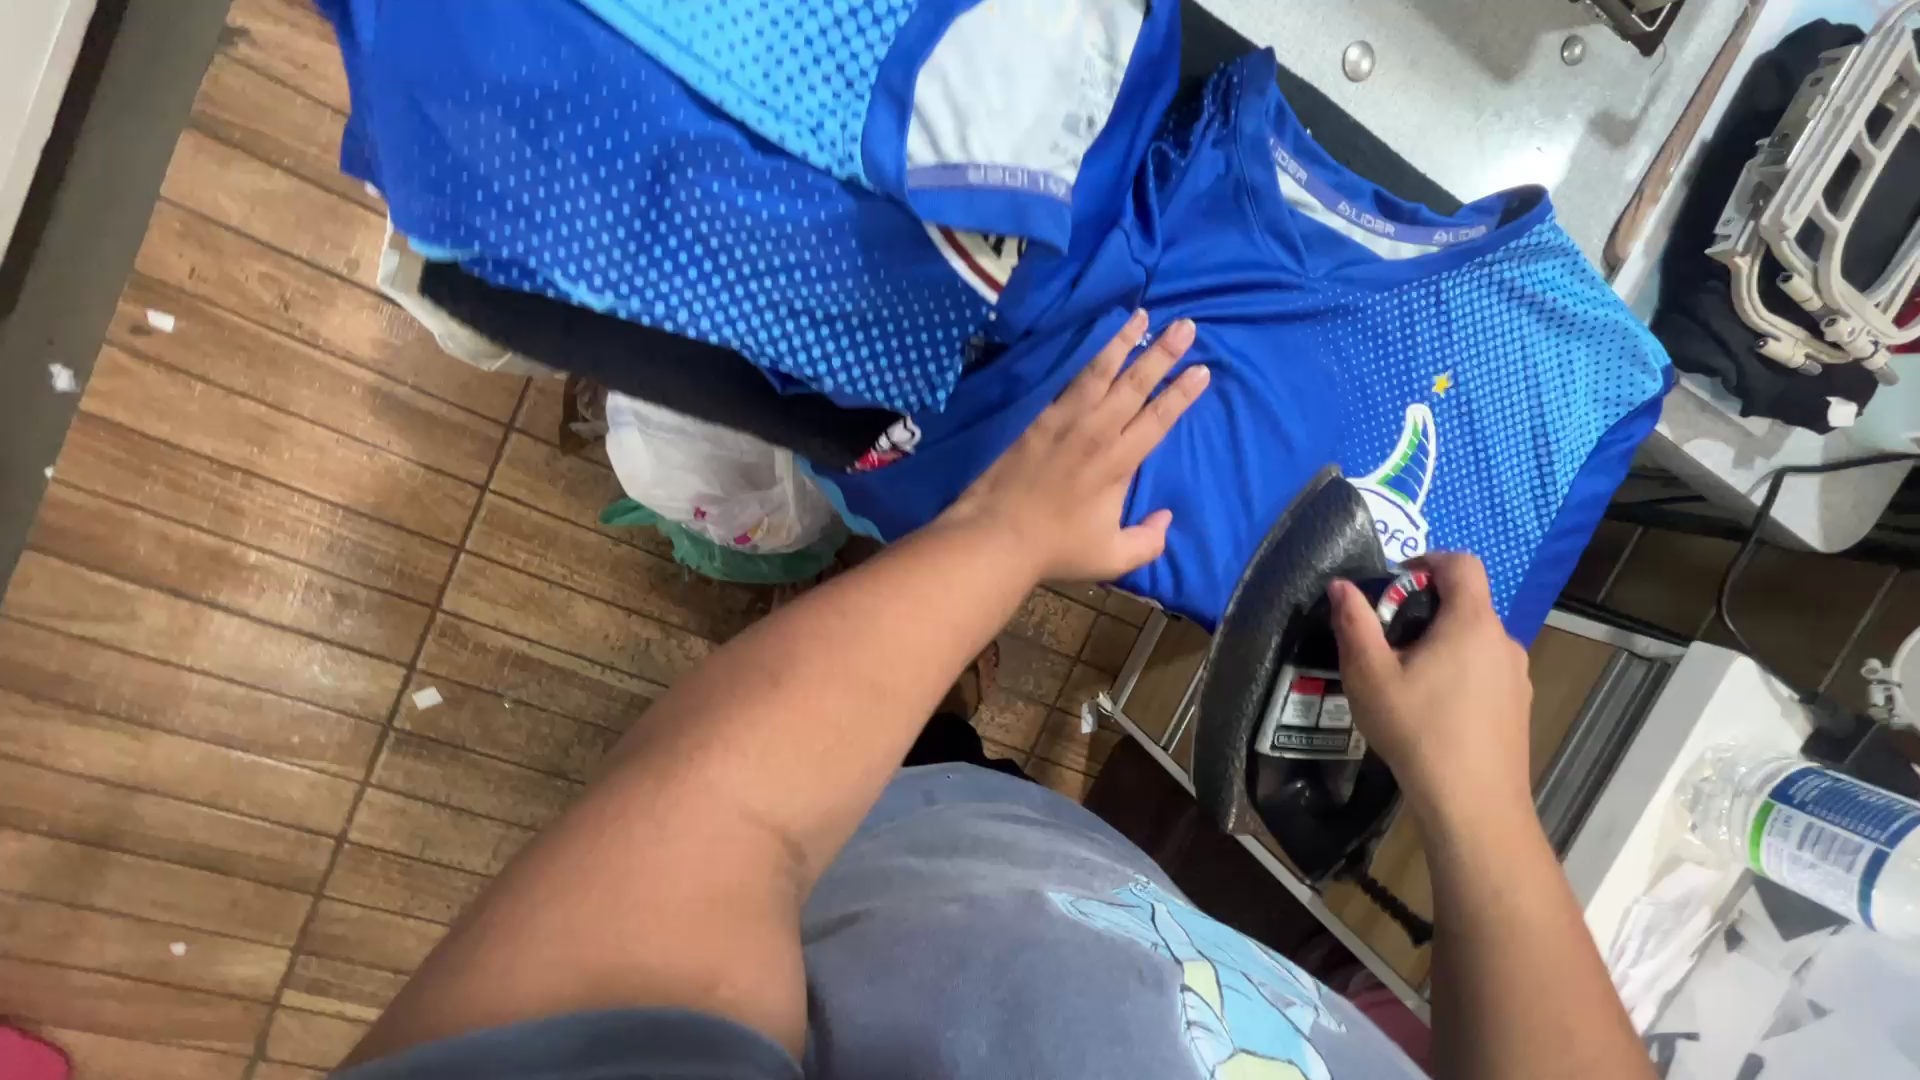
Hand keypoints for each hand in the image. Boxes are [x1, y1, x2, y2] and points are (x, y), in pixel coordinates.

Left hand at [939, 310, 1209, 582]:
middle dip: (1163, 354)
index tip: (1201, 370)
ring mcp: (1064, 421)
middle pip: (1135, 385)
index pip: (1157, 420)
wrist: (996, 534)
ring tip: (1143, 316)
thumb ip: (1147, 542)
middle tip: (1186, 326)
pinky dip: (1086, 359)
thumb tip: (1166, 519)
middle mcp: (1096, 433)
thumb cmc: (1055, 548)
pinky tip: (1096, 345)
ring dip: (1124, 342)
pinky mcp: (1038, 419)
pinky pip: (1068, 381)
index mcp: (1118, 463)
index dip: (1181, 394)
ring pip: (1100, 373)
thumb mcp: (1111, 557)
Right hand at [1328, 553, 1533, 826]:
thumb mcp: (1368, 674)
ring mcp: (1517, 674)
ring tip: (1405, 676)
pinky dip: (1458, 669)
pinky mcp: (1519, 703)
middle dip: (1424, 608)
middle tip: (1386, 640)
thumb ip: (1354, 623)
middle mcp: (1503, 640)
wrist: (1472, 802)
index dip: (1427, 560)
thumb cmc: (1417, 729)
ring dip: (1441, 641)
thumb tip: (1340, 586)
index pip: (1462, 564)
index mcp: (1470, 623)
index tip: (1394, 583)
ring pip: (1474, 638)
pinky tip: (1432, 706)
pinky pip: (1485, 667)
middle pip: (1465, 602)